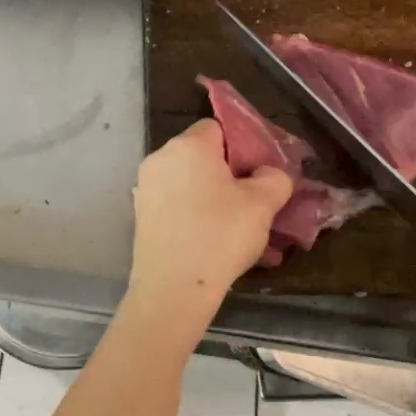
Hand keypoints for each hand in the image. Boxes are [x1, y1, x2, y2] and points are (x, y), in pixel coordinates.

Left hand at [127, 119, 291, 325]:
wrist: (173, 287)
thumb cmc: (220, 234)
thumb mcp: (263, 203)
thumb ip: (274, 178)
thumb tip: (266, 174)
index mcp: (187, 146)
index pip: (217, 128)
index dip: (242, 146)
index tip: (259, 172)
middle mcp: (160, 159)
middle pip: (201, 157)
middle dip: (229, 175)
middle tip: (254, 202)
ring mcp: (145, 188)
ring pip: (189, 184)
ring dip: (215, 199)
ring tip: (240, 228)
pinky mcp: (141, 215)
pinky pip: (176, 206)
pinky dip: (196, 216)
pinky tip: (216, 243)